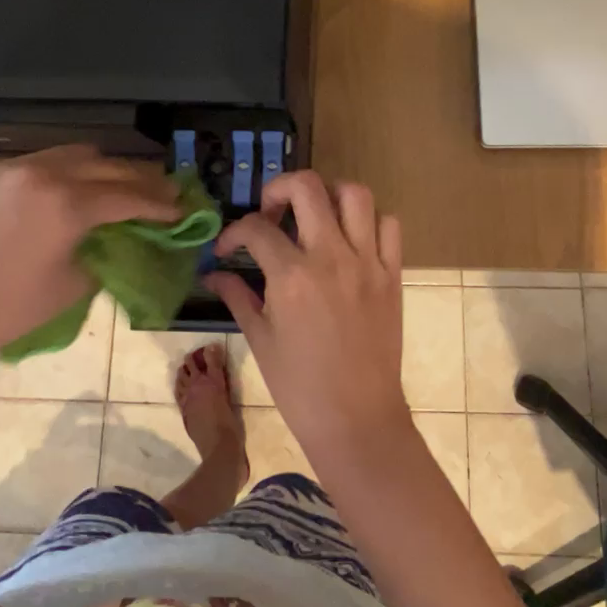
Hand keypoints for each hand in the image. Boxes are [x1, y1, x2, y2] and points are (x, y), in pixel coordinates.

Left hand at [0, 146, 179, 366]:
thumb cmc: (10, 310)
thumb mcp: (75, 284)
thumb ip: (106, 249)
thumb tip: (123, 236)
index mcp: (67, 204)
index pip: (128, 196)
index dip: (159, 204)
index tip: (180, 209)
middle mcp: (41, 174)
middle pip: (105, 164)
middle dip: (135, 180)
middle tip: (157, 193)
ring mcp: (8, 169)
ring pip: (69, 155)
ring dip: (97, 170)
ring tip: (112, 188)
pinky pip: (33, 165)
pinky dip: (57, 176)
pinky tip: (59, 198)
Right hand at [208, 171, 408, 450]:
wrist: (357, 419)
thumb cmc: (300, 387)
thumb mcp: (260, 340)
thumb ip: (238, 297)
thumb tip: (213, 274)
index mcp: (291, 276)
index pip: (256, 228)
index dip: (234, 232)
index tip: (228, 248)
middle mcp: (331, 257)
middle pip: (307, 187)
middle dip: (280, 188)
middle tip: (272, 212)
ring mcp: (367, 262)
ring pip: (355, 194)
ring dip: (329, 194)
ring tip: (315, 215)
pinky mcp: (393, 274)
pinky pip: (389, 225)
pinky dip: (370, 220)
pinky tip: (352, 239)